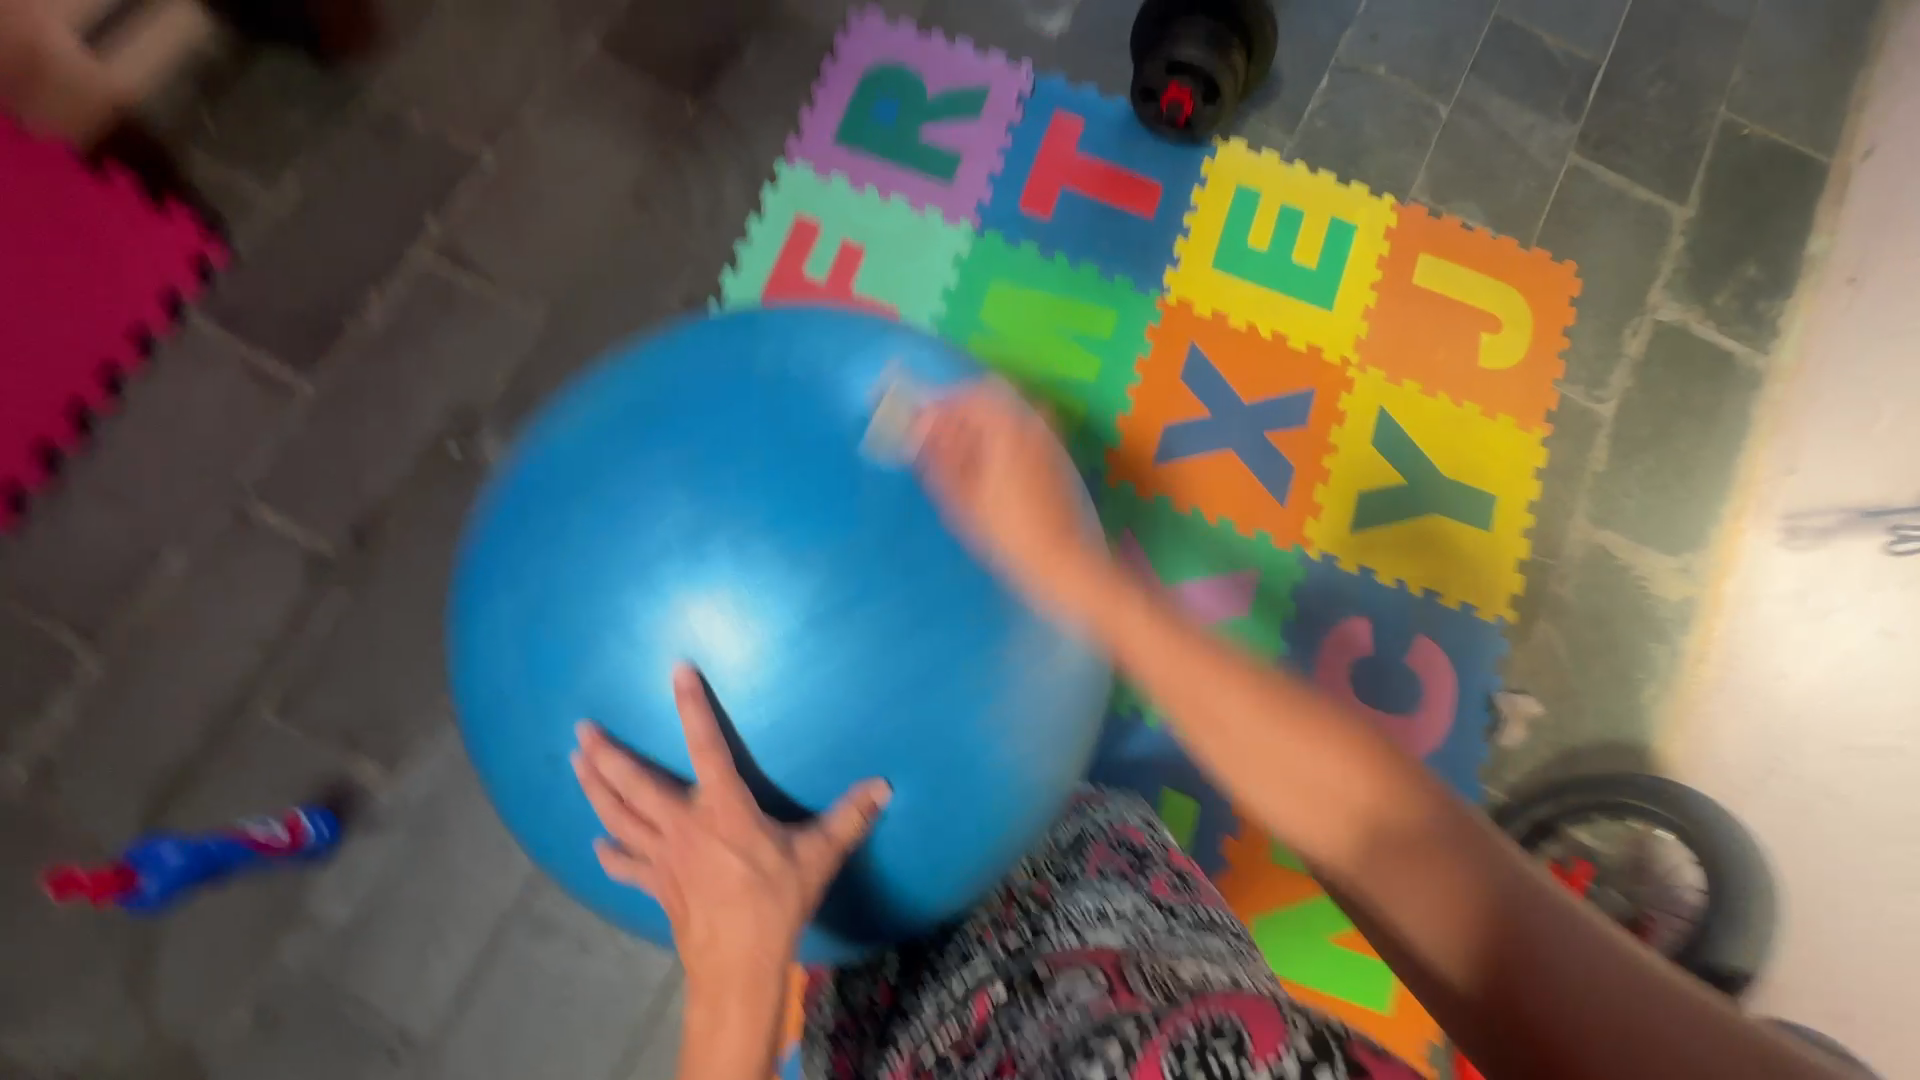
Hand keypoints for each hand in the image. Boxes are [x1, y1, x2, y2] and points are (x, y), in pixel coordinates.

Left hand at [572, 665, 889, 987]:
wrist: (738, 965)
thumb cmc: (776, 902)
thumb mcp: (819, 855)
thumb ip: (850, 817)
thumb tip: (885, 785)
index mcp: (723, 808)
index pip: (706, 745)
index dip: (691, 706)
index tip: (676, 670)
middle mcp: (684, 825)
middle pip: (634, 785)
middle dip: (606, 755)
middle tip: (581, 729)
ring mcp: (663, 858)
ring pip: (619, 817)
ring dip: (595, 790)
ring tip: (576, 764)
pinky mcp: (656, 885)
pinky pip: (626, 865)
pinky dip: (610, 853)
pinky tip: (596, 844)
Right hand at [911, 379, 1116, 629]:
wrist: (1063, 561)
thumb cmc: (1007, 532)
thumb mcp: (961, 496)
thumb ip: (938, 455)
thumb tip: (919, 429)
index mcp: (1008, 424)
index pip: (968, 393)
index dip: (939, 404)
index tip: (918, 423)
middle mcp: (1033, 421)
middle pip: (991, 397)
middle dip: (960, 411)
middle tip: (936, 436)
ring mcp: (1049, 437)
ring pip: (1007, 414)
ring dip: (979, 424)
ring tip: (957, 454)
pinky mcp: (1056, 456)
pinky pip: (1021, 431)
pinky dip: (998, 438)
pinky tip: (985, 467)